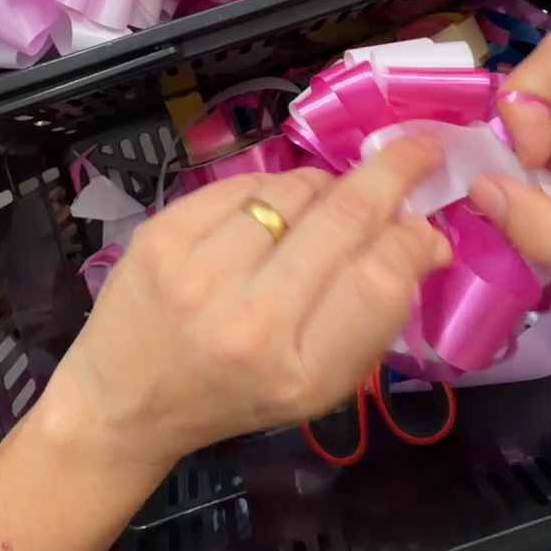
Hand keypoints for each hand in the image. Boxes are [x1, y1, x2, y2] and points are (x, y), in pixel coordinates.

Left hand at [35, 139, 451, 476]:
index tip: (425, 221)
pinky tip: (269, 208)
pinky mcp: (161, 235)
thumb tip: (424, 235)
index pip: (380, 280)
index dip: (412, 237)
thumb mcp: (315, 385)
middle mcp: (251, 320)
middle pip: (343, 217)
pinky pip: (242, 182)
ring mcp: (199, 271)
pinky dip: (270, 186)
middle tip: (417, 151)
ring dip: (324, 185)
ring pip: (293, 189)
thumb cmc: (233, 398)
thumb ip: (371, 314)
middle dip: (392, 172)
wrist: (124, 400)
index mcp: (301, 371)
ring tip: (325, 201)